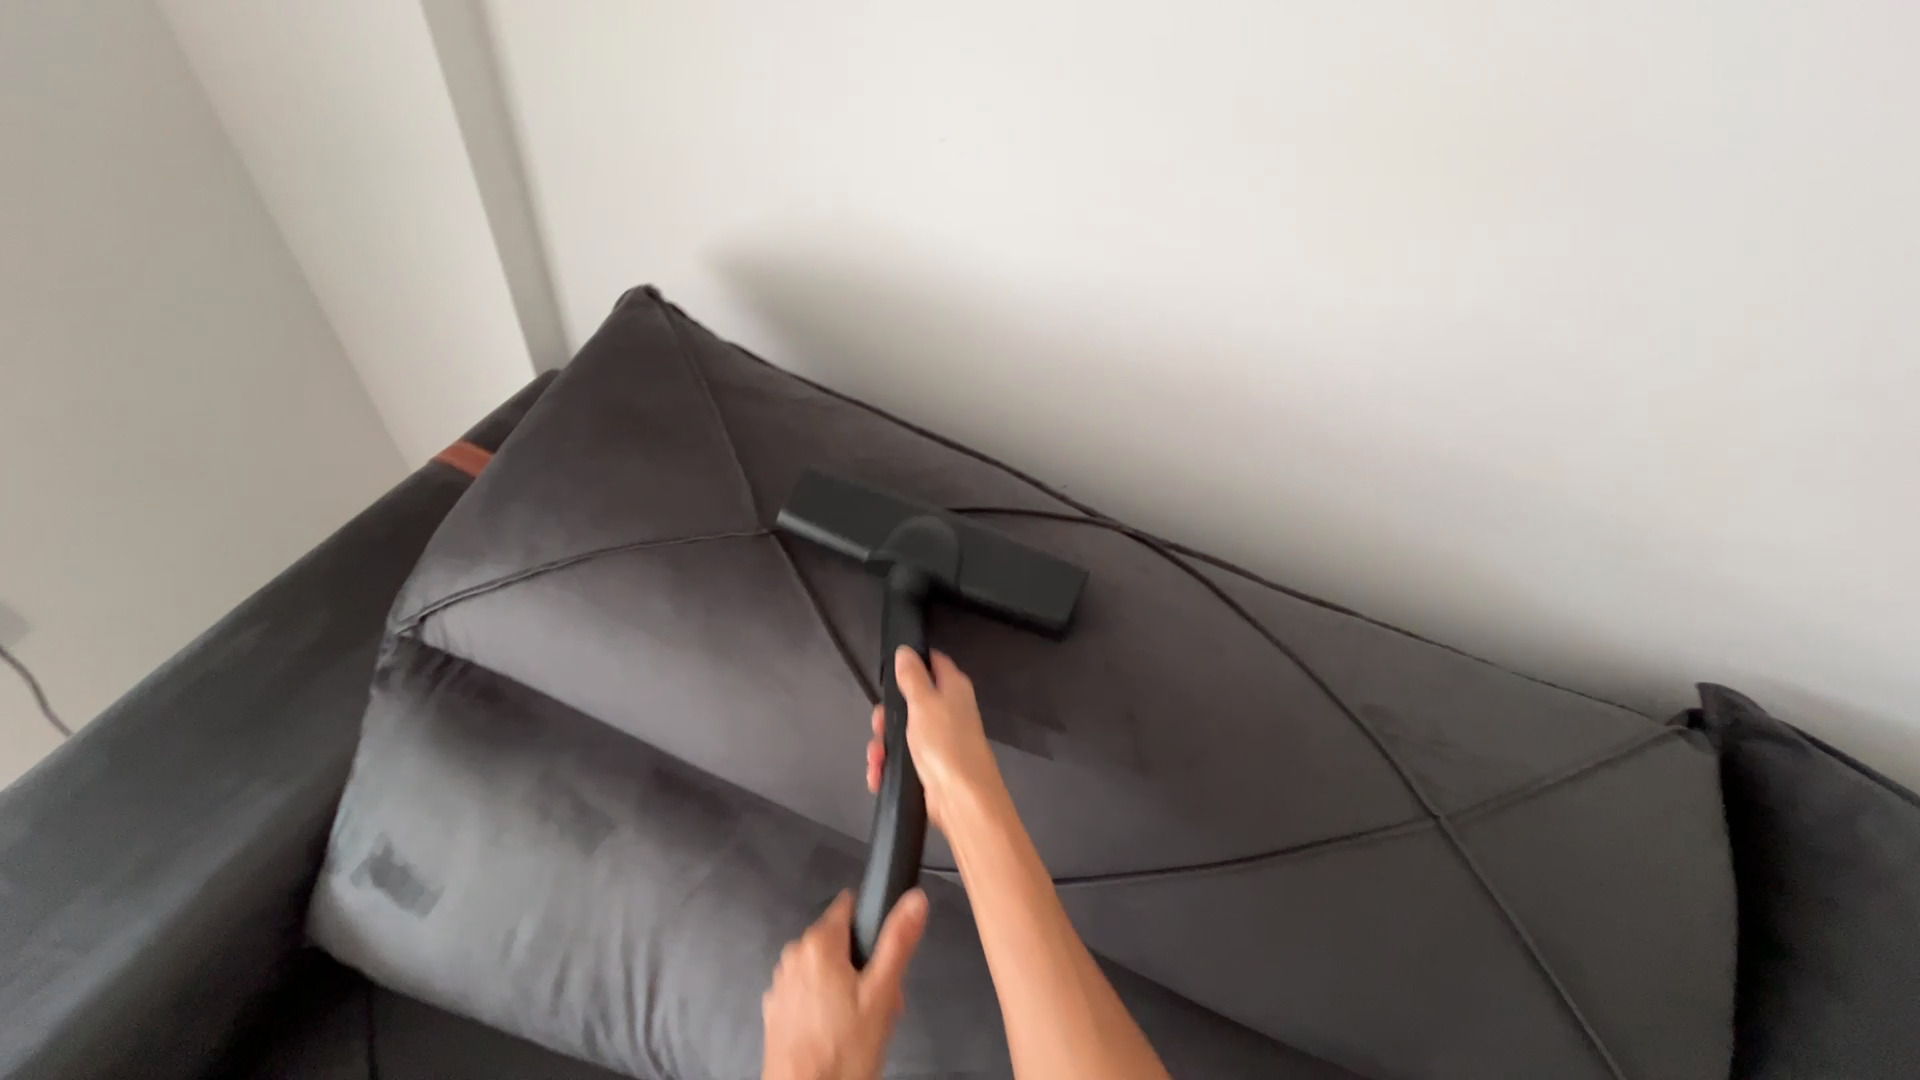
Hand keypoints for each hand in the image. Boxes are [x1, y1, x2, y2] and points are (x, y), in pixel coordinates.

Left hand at [762, 889, 928, 1079]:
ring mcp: (782, 984)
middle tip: (879, 1001)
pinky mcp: (776, 1011)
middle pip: (841, 942)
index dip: (873, 926)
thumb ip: (898, 940)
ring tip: (861, 1024)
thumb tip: (914, 900)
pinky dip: (825, 1007)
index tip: (883, 956)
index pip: (851, 905)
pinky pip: (809, 994)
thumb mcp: (881, 993)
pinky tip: (839, 1035)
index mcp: (818, 943)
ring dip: (847, 988)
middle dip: (864, 965)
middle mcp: (794, 955)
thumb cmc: (842, 1052)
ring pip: (825, 970)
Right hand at [867, 648, 1004, 832]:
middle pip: (910, 700)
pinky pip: (904, 757)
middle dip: (888, 716)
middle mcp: (949, 709)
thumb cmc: (945, 742)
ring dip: (884, 744)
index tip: (890, 675)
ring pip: (903, 731)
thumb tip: (905, 651)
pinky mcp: (931, 763)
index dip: (911, 663)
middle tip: (880, 726)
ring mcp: (940, 738)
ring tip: (877, 758)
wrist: (961, 797)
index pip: (932, 662)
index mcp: (953, 687)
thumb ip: (912, 675)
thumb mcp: (923, 702)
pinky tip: (879, 773)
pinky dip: (889, 764)